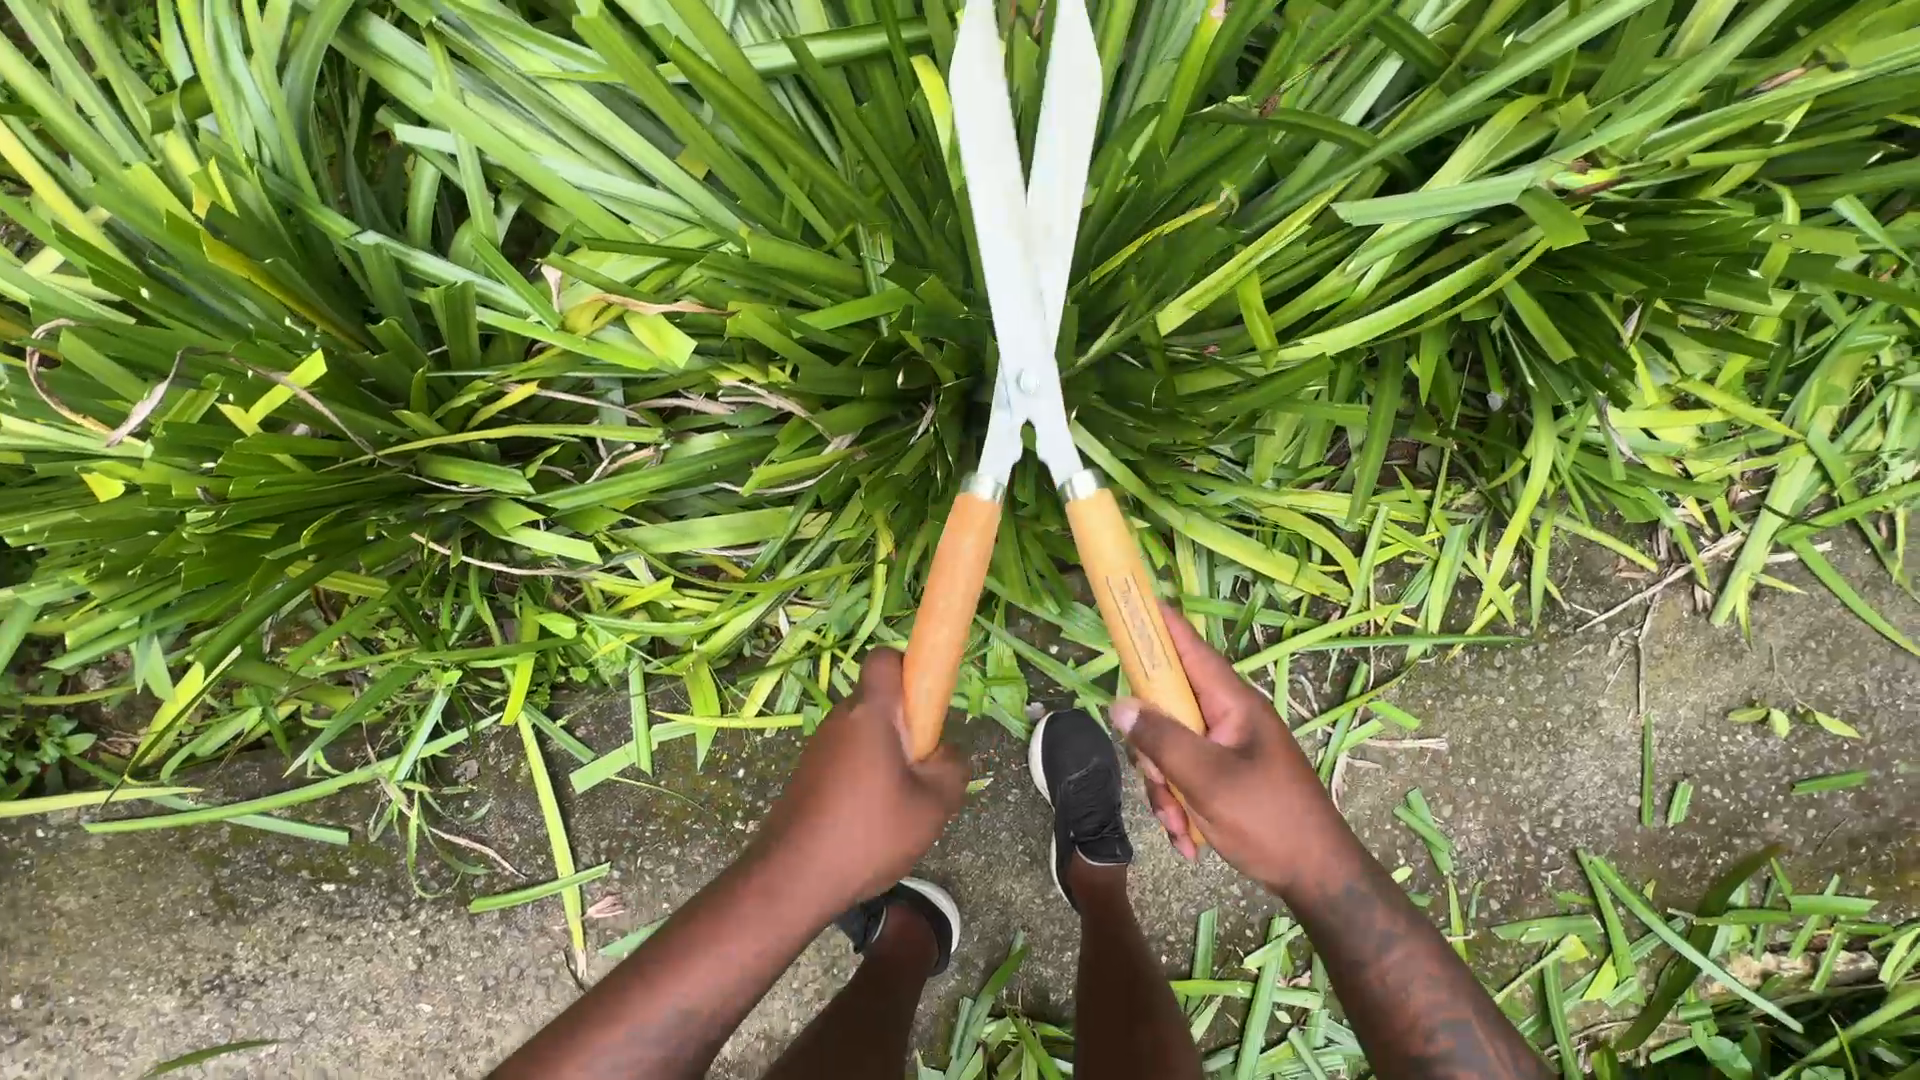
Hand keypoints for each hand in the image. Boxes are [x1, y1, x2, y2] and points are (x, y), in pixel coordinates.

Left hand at [749, 648, 970, 910]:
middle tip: (921, 774)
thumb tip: (944, 754)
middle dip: (907, 730)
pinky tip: (871, 823)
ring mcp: (819, 747)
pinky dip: (865, 779)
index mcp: (870, 713)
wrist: (791, 879)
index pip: (886, 658)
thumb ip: (952, 768)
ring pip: (866, 735)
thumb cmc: (867, 834)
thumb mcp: (933, 806)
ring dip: (887, 760)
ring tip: (898, 808)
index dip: (911, 668)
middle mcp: (840, 719)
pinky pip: (848, 759)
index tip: (928, 709)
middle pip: (881, 703)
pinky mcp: (808, 774)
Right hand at [1112, 602, 1346, 896]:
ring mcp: (1227, 747)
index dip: (1159, 625)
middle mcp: (1228, 717)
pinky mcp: (1226, 775)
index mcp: (1233, 703)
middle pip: (1167, 709)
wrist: (1319, 878)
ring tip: (1179, 829)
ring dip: (1165, 789)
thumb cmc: (1270, 820)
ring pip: (1170, 748)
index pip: (1189, 649)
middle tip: (1160, 785)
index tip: (1131, 603)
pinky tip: (1188, 839)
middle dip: (1153, 753)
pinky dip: (1180, 805)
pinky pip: (1185, 775)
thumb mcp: (1207, 780)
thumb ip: (1160, 739)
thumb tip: (1119, 704)